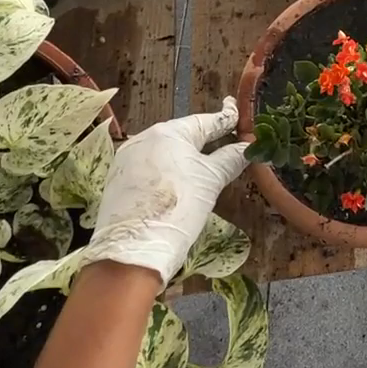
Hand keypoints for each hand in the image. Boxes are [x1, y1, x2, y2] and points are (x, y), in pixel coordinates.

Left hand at [85, 97, 247, 284]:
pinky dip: (167, 170)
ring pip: (165, 151)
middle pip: (184, 135)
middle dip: (206, 140)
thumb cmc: (180, 208)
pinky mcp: (117, 179)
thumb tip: (248, 145)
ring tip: (204, 167)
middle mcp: (145, 138)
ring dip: (185, 156)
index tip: (239, 116)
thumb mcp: (212, 181)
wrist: (134, 251)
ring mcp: (127, 158)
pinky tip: (178, 183)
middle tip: (227, 143)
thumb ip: (231, 158)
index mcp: (169, 132)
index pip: (206, 121)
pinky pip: (150, 166)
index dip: (226, 120)